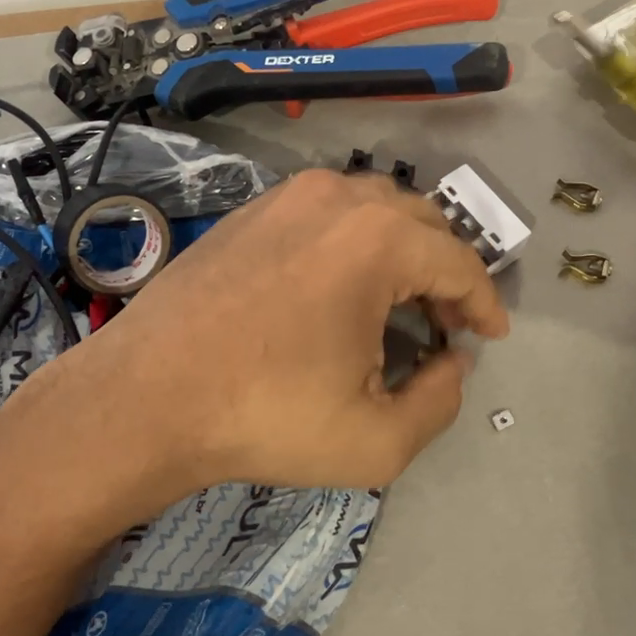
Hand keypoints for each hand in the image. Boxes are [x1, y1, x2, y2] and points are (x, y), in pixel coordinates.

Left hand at [24, 168, 508, 496]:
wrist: (146, 398)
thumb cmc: (265, 417)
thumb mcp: (376, 439)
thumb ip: (440, 400)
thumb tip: (452, 361)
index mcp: (377, 240)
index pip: (459, 262)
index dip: (484, 303)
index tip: (490, 336)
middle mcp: (337, 198)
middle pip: (422, 223)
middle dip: (446, 272)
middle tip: (447, 323)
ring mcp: (288, 196)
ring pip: (374, 208)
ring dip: (402, 249)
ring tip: (402, 301)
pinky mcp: (251, 209)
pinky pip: (326, 211)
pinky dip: (354, 240)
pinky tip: (342, 284)